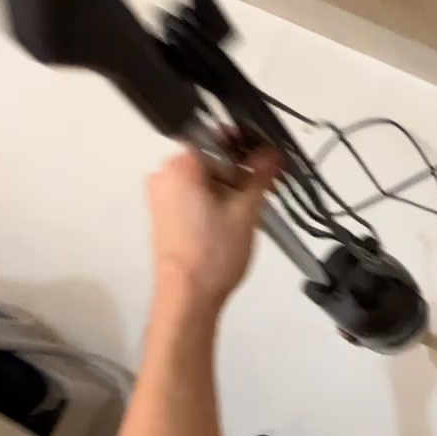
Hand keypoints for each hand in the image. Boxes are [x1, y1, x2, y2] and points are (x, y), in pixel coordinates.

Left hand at [146, 145, 282, 313]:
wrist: (188, 297)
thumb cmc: (213, 255)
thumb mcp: (246, 211)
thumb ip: (260, 176)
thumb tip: (273, 155)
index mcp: (180, 167)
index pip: (217, 139)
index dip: (247, 145)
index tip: (270, 156)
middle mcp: (165, 177)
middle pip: (211, 160)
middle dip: (243, 170)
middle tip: (271, 184)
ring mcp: (163, 198)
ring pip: (206, 180)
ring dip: (233, 188)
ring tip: (259, 205)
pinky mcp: (168, 217)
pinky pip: (197, 197)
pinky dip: (219, 201)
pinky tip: (239, 217)